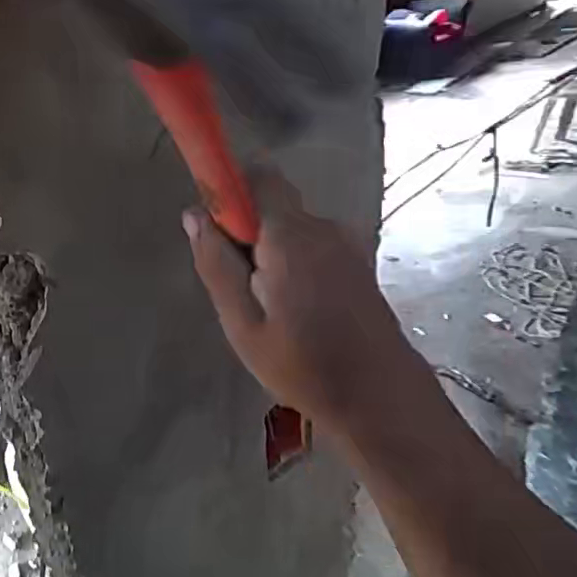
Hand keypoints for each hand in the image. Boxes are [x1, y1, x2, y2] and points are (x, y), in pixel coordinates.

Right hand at [184, 170, 425, 423]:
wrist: (382, 398)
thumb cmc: (303, 366)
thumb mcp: (242, 324)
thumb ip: (216, 264)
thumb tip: (194, 214)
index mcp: (291, 236)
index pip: (257, 177)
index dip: (229, 193)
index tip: (216, 234)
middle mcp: (322, 227)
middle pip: (272, 204)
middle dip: (247, 232)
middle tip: (241, 288)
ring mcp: (345, 243)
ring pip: (290, 227)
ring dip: (270, 252)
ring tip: (269, 308)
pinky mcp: (357, 260)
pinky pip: (311, 244)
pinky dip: (293, 263)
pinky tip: (296, 310)